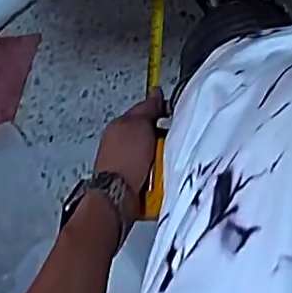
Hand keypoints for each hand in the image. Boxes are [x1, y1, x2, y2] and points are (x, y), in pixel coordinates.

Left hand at [92, 90, 163, 218]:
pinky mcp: (133, 182)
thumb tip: (155, 93)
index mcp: (119, 125)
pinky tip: (161, 174)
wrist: (119, 199)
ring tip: (165, 159)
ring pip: (154, 151)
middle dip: (162, 135)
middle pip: (151, 131)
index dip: (160, 109)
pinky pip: (154, 171)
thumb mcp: (140, 124)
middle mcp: (120, 143)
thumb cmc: (125, 159)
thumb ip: (149, 107)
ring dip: (162, 154)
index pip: (145, 108)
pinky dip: (159, 172)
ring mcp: (126, 163)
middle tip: (168, 139)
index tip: (172, 112)